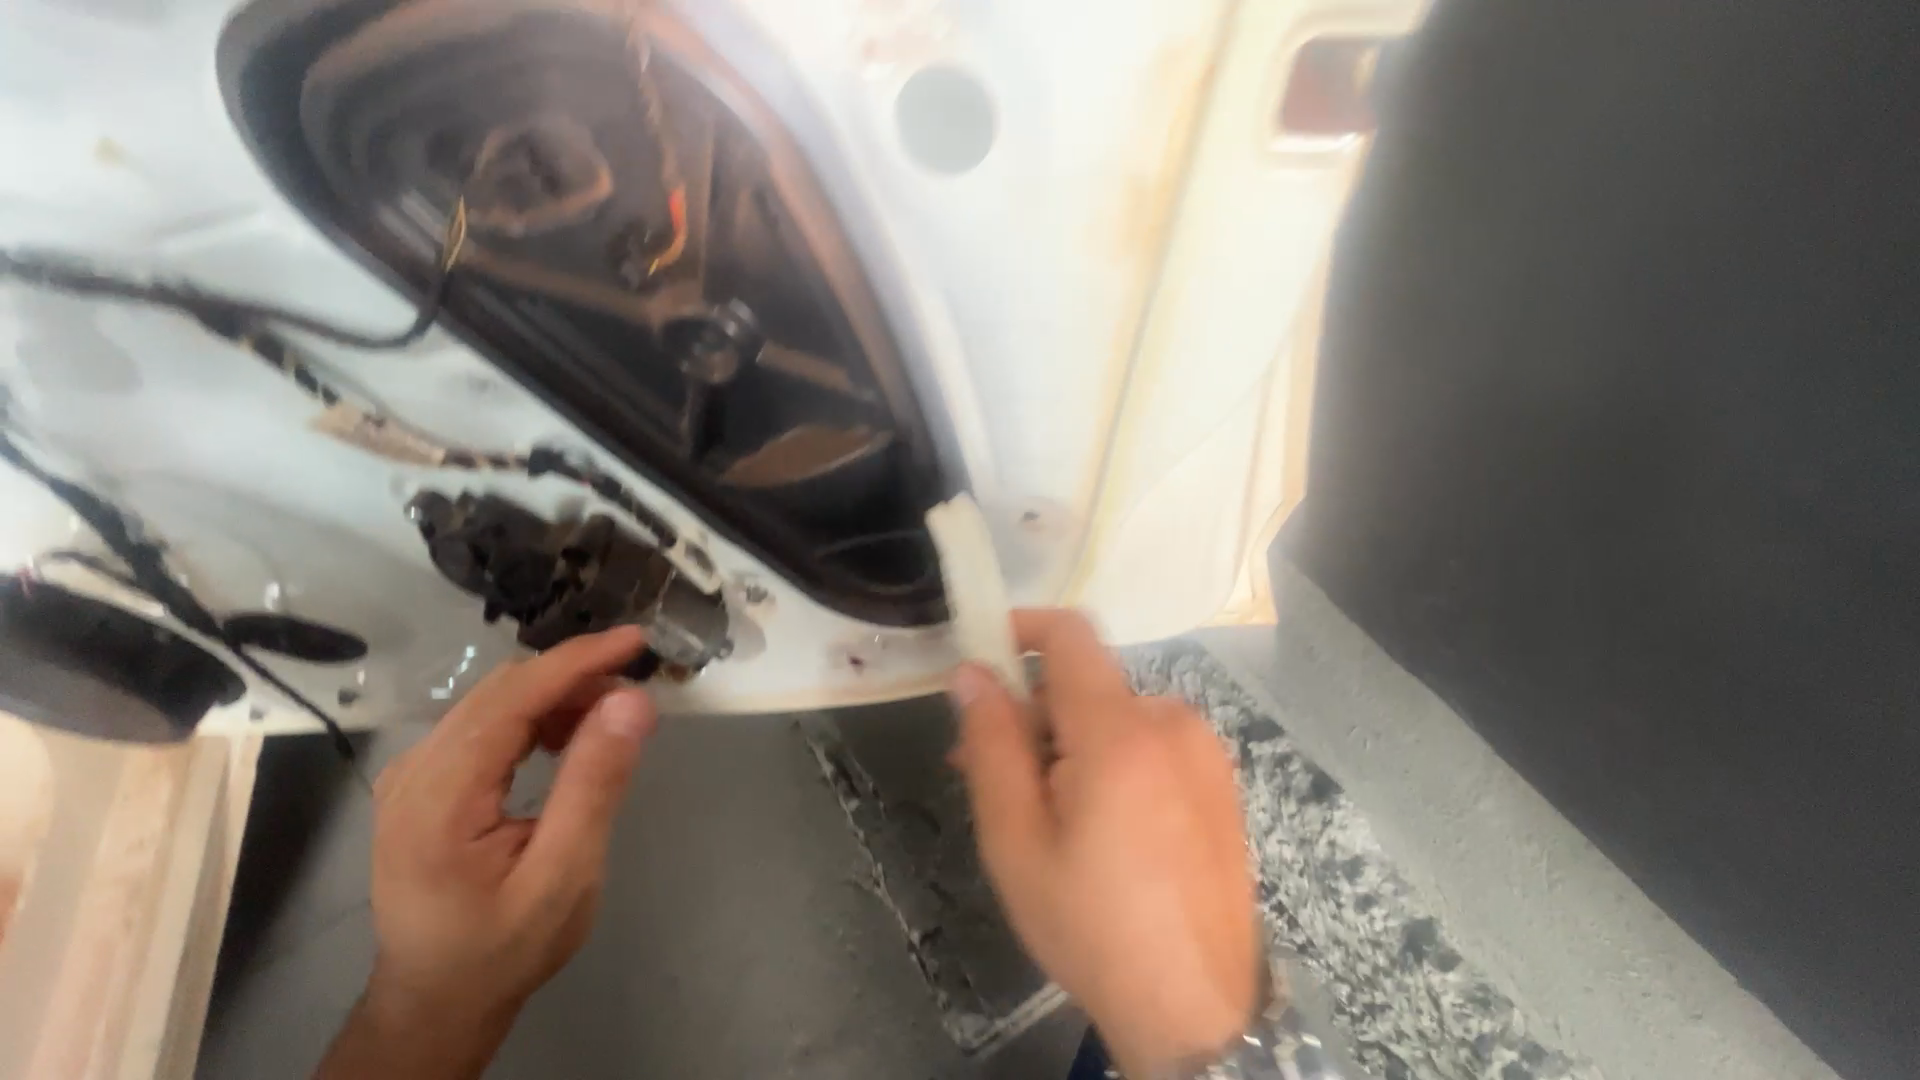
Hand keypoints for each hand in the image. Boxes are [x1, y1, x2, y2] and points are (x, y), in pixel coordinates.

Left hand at [317, 627, 657, 1079]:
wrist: (439, 999)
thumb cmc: (506, 946)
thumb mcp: (565, 873)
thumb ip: (595, 783)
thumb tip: (632, 700)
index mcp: (438, 796)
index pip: (513, 698)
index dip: (577, 660)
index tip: (636, 640)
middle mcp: (414, 771)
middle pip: (501, 691)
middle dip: (574, 676)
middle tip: (636, 694)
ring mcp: (413, 775)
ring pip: (494, 702)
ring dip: (558, 695)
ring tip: (612, 719)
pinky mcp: (424, 782)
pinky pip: (486, 724)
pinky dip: (536, 716)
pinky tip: (569, 738)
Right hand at [949, 610, 1259, 1078]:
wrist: (1196, 1011)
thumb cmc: (1091, 925)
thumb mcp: (1016, 840)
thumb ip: (991, 744)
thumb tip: (971, 673)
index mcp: (1121, 732)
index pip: (1071, 634)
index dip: (1022, 628)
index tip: (983, 658)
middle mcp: (1173, 723)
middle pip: (1087, 682)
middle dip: (1034, 710)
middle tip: (992, 769)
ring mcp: (1205, 751)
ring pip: (1116, 715)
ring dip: (1071, 740)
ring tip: (1045, 809)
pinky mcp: (1220, 780)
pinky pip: (1151, 742)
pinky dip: (1112, 758)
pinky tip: (1100, 823)